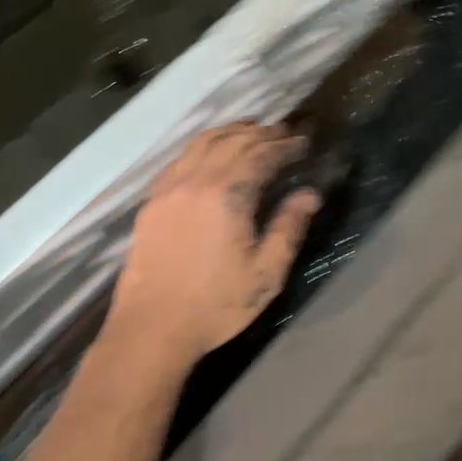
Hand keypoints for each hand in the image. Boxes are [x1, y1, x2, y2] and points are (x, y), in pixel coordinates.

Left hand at [105, 122, 321, 364]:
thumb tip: (310, 194)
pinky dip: (203, 146)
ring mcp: (170, 187)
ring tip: (252, 133)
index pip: (262, 154)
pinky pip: (181, 158)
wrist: (152, 328)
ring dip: (231, 132)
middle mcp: (197, 180)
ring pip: (203, 142)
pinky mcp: (153, 199)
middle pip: (233, 141)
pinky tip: (212, 153)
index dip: (285, 145)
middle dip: (262, 133)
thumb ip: (289, 228)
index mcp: (228, 196)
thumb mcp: (265, 274)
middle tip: (284, 134)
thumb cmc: (215, 305)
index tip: (303, 142)